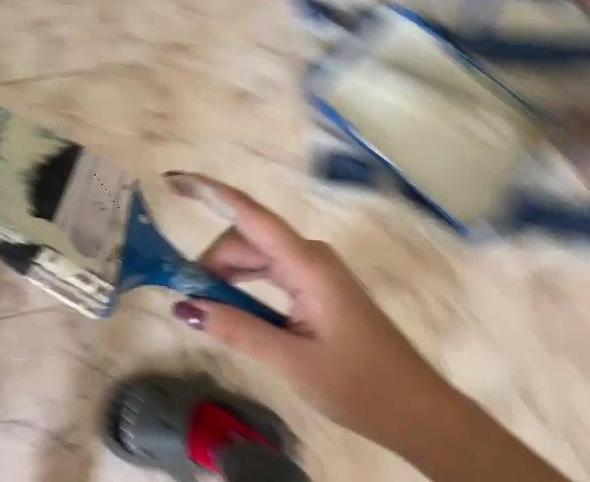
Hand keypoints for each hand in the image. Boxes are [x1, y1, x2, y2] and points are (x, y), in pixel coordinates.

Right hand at [160, 172, 453, 455]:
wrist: (416, 409)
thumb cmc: (359, 385)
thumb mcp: (292, 363)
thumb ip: (238, 329)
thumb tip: (184, 305)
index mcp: (307, 264)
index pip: (250, 215)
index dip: (209, 192)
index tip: (173, 180)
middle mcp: (310, 256)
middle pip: (247, 239)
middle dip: (211, 260)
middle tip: (183, 298)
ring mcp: (316, 270)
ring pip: (257, 256)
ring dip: (226, 274)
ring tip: (200, 306)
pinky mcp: (318, 288)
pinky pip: (271, 272)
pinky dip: (245, 284)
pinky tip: (228, 306)